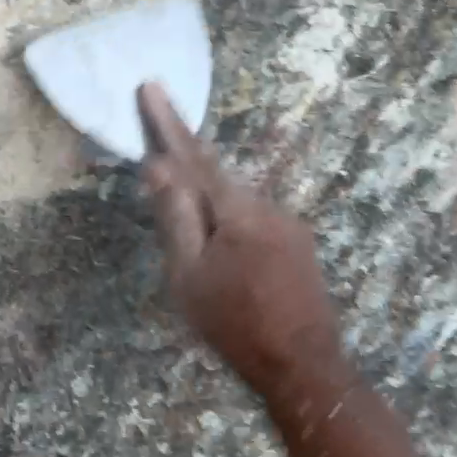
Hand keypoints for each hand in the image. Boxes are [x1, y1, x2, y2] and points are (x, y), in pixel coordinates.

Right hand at [138, 83, 342, 391]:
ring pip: (232, 195)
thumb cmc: (234, 324)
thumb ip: (175, 215)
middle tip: (156, 121)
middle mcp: (268, 206)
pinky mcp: (297, 243)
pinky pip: (249, 213)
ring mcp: (288, 224)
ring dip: (204, 190)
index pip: (193, 156)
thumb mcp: (188, 273)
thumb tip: (158, 165)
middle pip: (214, 171)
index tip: (151, 86)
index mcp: (238, 211)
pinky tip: (214, 233)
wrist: (305, 371)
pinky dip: (224, 210)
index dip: (168, 122)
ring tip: (178, 197)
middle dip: (182, 149)